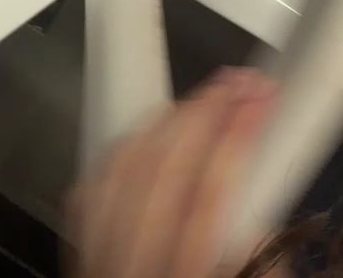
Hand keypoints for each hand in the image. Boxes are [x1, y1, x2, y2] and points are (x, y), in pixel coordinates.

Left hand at [67, 67, 276, 277]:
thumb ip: (261, 248)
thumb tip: (261, 178)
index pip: (207, 198)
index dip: (236, 137)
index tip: (261, 97)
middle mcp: (132, 274)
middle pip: (162, 171)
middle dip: (204, 112)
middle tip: (239, 83)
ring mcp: (98, 268)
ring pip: (125, 170)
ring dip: (170, 120)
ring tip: (208, 96)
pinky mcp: (81, 262)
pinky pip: (95, 189)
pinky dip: (128, 148)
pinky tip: (157, 128)